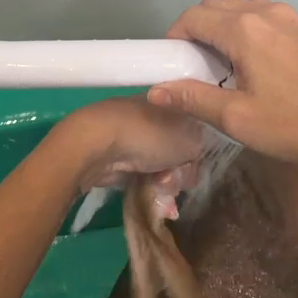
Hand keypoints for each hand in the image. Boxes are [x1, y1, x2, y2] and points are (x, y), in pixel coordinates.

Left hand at [51, 96, 207, 196]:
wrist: (97, 144)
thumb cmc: (149, 135)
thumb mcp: (191, 138)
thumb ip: (199, 147)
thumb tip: (189, 157)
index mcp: (165, 102)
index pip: (191, 128)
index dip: (196, 150)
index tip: (194, 163)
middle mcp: (147, 116)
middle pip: (176, 150)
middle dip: (179, 169)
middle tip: (174, 178)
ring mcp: (129, 136)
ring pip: (159, 165)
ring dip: (164, 181)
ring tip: (158, 188)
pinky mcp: (113, 157)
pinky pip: (140, 175)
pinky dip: (146, 187)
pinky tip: (149, 195)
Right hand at [147, 0, 297, 169]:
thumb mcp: (238, 118)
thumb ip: (193, 99)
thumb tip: (155, 91)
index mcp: (244, 29)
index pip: (192, 17)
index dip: (173, 38)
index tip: (170, 66)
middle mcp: (264, 13)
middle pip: (214, 7)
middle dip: (194, 31)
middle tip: (192, 69)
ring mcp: (289, 19)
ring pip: (240, 10)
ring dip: (221, 29)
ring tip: (221, 69)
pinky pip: (263, 19)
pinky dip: (245, 33)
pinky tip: (253, 68)